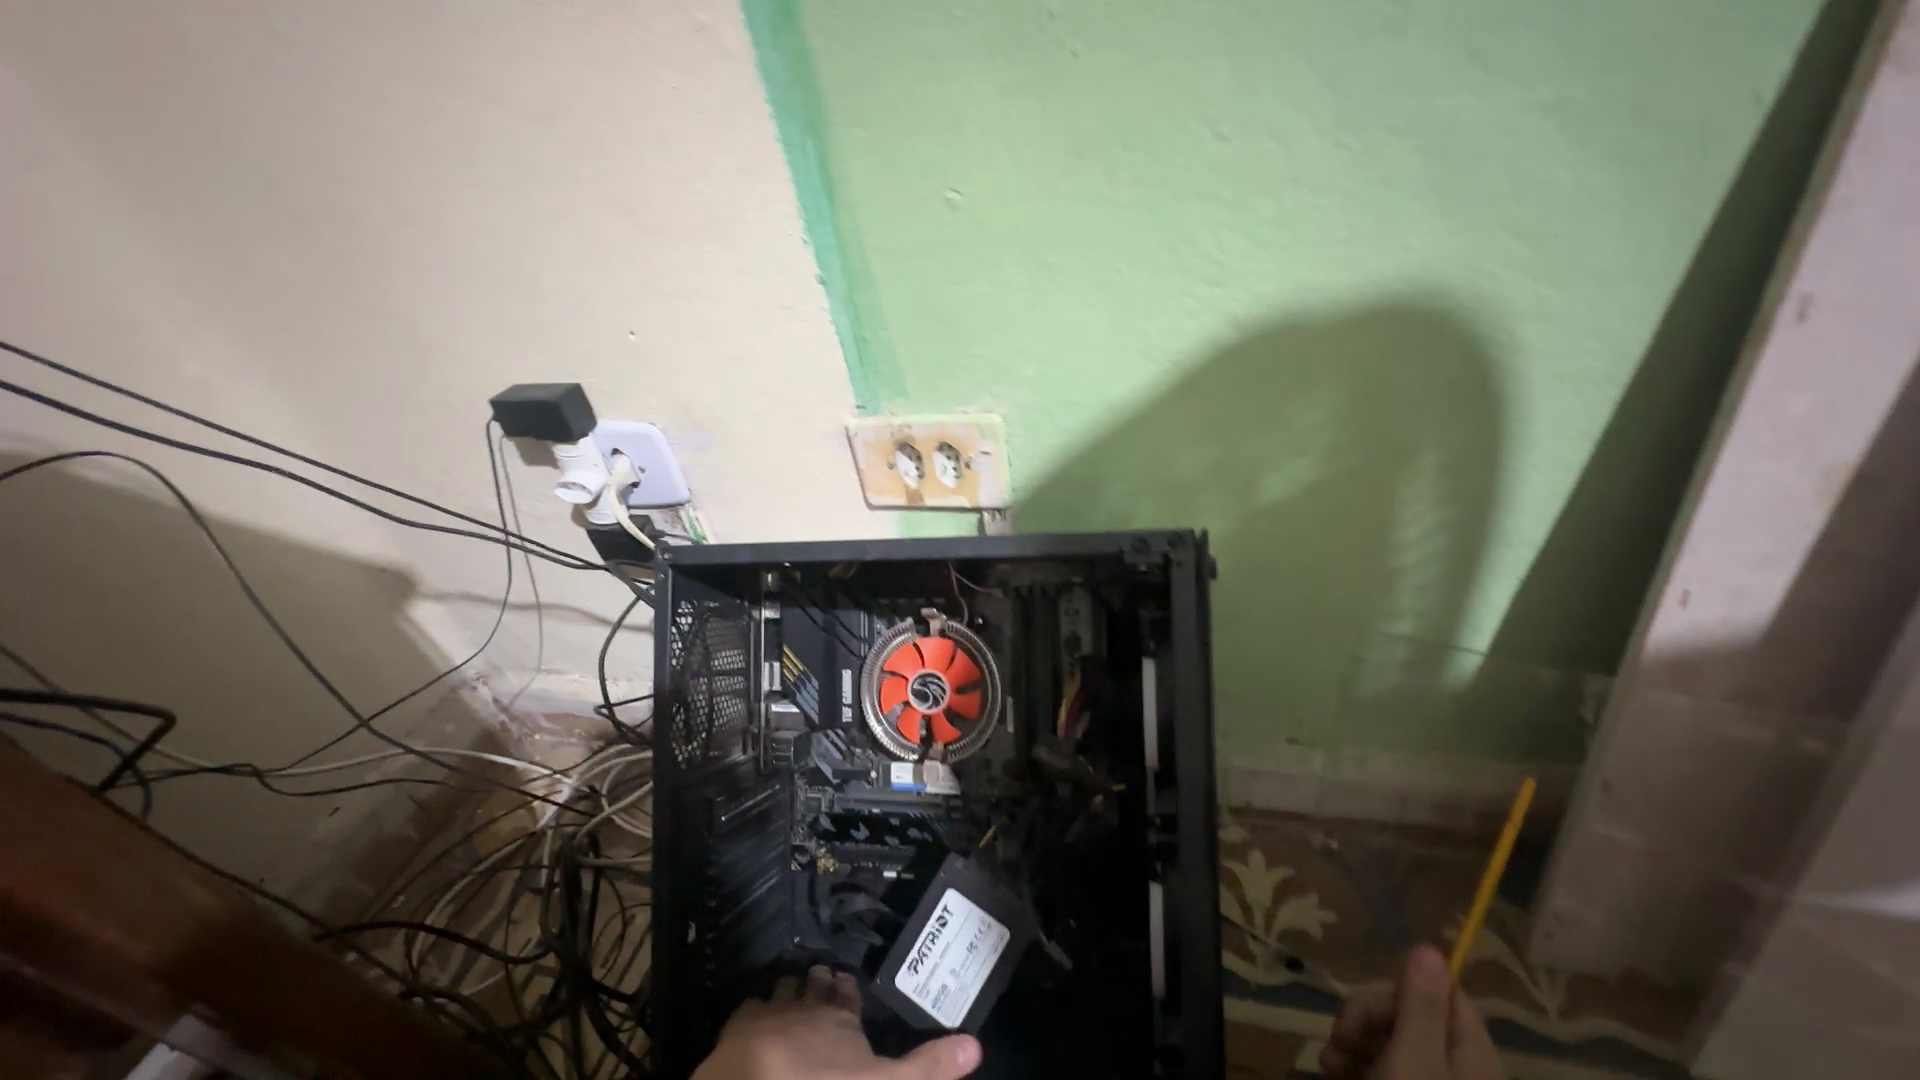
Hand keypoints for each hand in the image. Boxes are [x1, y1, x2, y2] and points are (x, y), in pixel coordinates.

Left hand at [693, 965, 982, 1079]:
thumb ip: (927, 1067)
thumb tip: (976, 1045)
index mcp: (842, 1018)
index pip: (848, 993)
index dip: (848, 988)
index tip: (847, 980)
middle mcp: (807, 1006)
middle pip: (814, 985)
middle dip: (819, 982)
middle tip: (823, 978)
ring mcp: (769, 1014)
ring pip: (783, 989)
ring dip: (788, 990)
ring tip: (792, 990)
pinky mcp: (736, 1028)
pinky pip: (749, 1006)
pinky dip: (755, 1008)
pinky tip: (755, 1014)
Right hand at [1320, 946, 1503, 1079]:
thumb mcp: (1414, 1063)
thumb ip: (1421, 1006)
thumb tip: (1430, 945)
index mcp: (1471, 1049)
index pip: (1437, 988)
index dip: (1394, 990)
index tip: (1361, 1014)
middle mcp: (1458, 1063)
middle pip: (1408, 1010)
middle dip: (1363, 1018)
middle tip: (1337, 1043)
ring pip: (1389, 1038)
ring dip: (1351, 1042)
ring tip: (1328, 1066)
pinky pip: (1382, 1065)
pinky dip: (1355, 1064)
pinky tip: (1334, 1074)